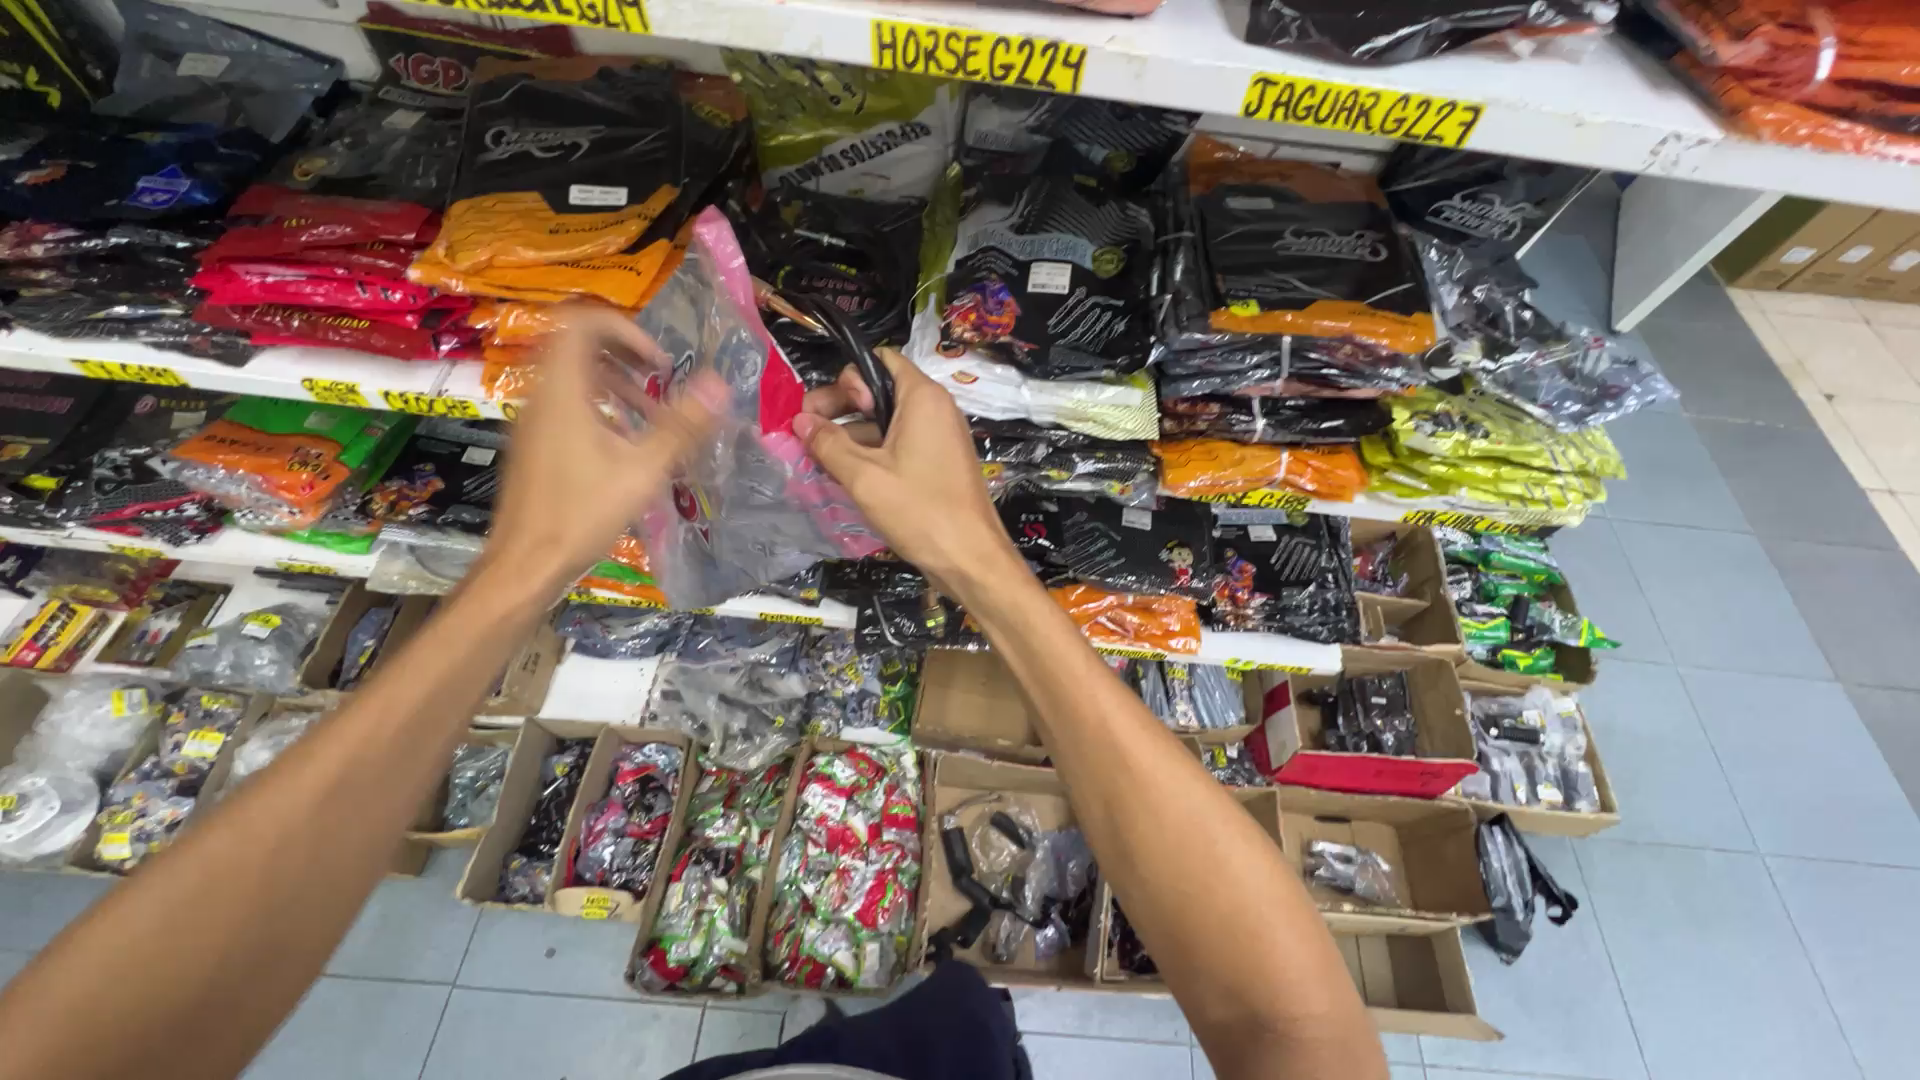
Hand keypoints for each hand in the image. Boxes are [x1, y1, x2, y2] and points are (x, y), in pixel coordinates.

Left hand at [481, 306, 726, 597]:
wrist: (526, 563)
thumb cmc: (583, 515)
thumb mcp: (643, 470)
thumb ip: (682, 425)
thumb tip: (719, 385)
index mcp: (563, 391)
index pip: (582, 323)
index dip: (626, 330)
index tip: (659, 363)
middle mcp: (542, 396)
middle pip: (577, 344)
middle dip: (625, 353)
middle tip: (661, 378)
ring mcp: (534, 420)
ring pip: (573, 376)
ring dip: (617, 382)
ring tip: (653, 413)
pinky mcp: (535, 443)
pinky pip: (567, 403)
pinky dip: (601, 406)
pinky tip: (629, 443)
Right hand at [793, 348, 1022, 597]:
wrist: (970, 558)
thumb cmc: (920, 511)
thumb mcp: (864, 477)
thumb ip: (828, 444)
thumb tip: (799, 421)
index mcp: (923, 397)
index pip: (880, 361)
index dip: (848, 380)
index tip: (832, 412)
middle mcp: (935, 409)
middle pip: (880, 391)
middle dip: (842, 408)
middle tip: (809, 434)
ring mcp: (939, 437)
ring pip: (887, 422)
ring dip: (853, 436)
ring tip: (821, 462)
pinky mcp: (938, 463)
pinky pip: (900, 446)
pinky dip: (873, 454)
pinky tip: (847, 477)